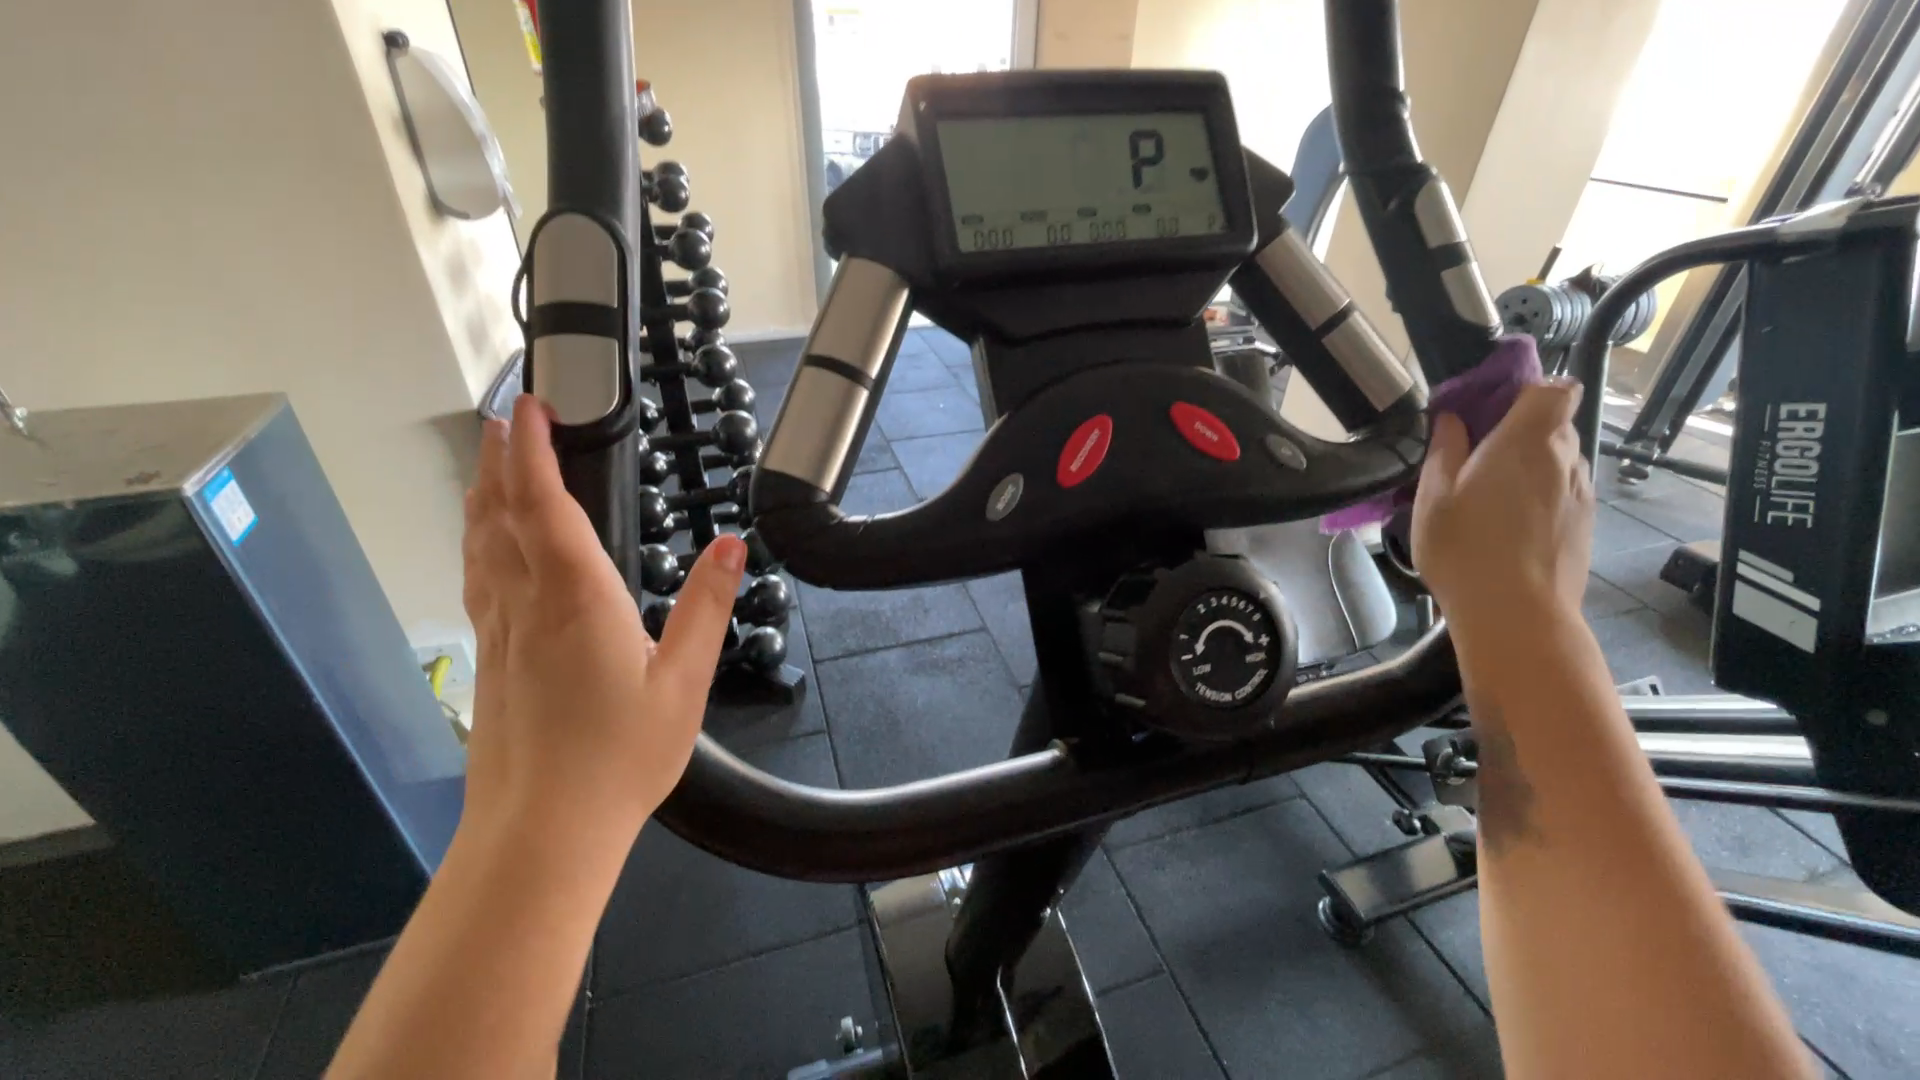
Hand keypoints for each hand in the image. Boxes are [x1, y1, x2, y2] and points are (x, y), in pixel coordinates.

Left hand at [460, 395, 744, 848]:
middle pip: (502, 515)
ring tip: (490, 461)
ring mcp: (500, 633)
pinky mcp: (491, 659)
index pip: (544, 507)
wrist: (543, 830)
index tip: (531, 406)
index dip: (534, 451)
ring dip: (484, 494)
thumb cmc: (621, 757)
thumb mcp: (684, 682)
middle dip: (503, 459)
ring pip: (481, 545)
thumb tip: (732, 545)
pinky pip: (478, 579)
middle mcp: (527, 606)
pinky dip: (479, 540)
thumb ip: (706, 608)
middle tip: (507, 416)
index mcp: (576, 601)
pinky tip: (485, 543)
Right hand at [1412, 378, 1593, 635]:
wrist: (1517, 615)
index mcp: (1526, 442)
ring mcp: (1580, 494)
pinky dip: (1540, 497)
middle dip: (1520, 433)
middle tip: (1475, 459)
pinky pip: (1562, 492)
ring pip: (1558, 461)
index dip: (1528, 391)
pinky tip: (1508, 527)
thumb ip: (1444, 451)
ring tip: (1489, 499)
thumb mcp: (1433, 498)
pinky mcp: (1584, 524)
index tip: (1491, 410)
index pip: (1554, 389)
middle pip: (1554, 425)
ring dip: (1529, 468)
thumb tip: (1451, 419)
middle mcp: (1564, 459)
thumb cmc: (1465, 550)